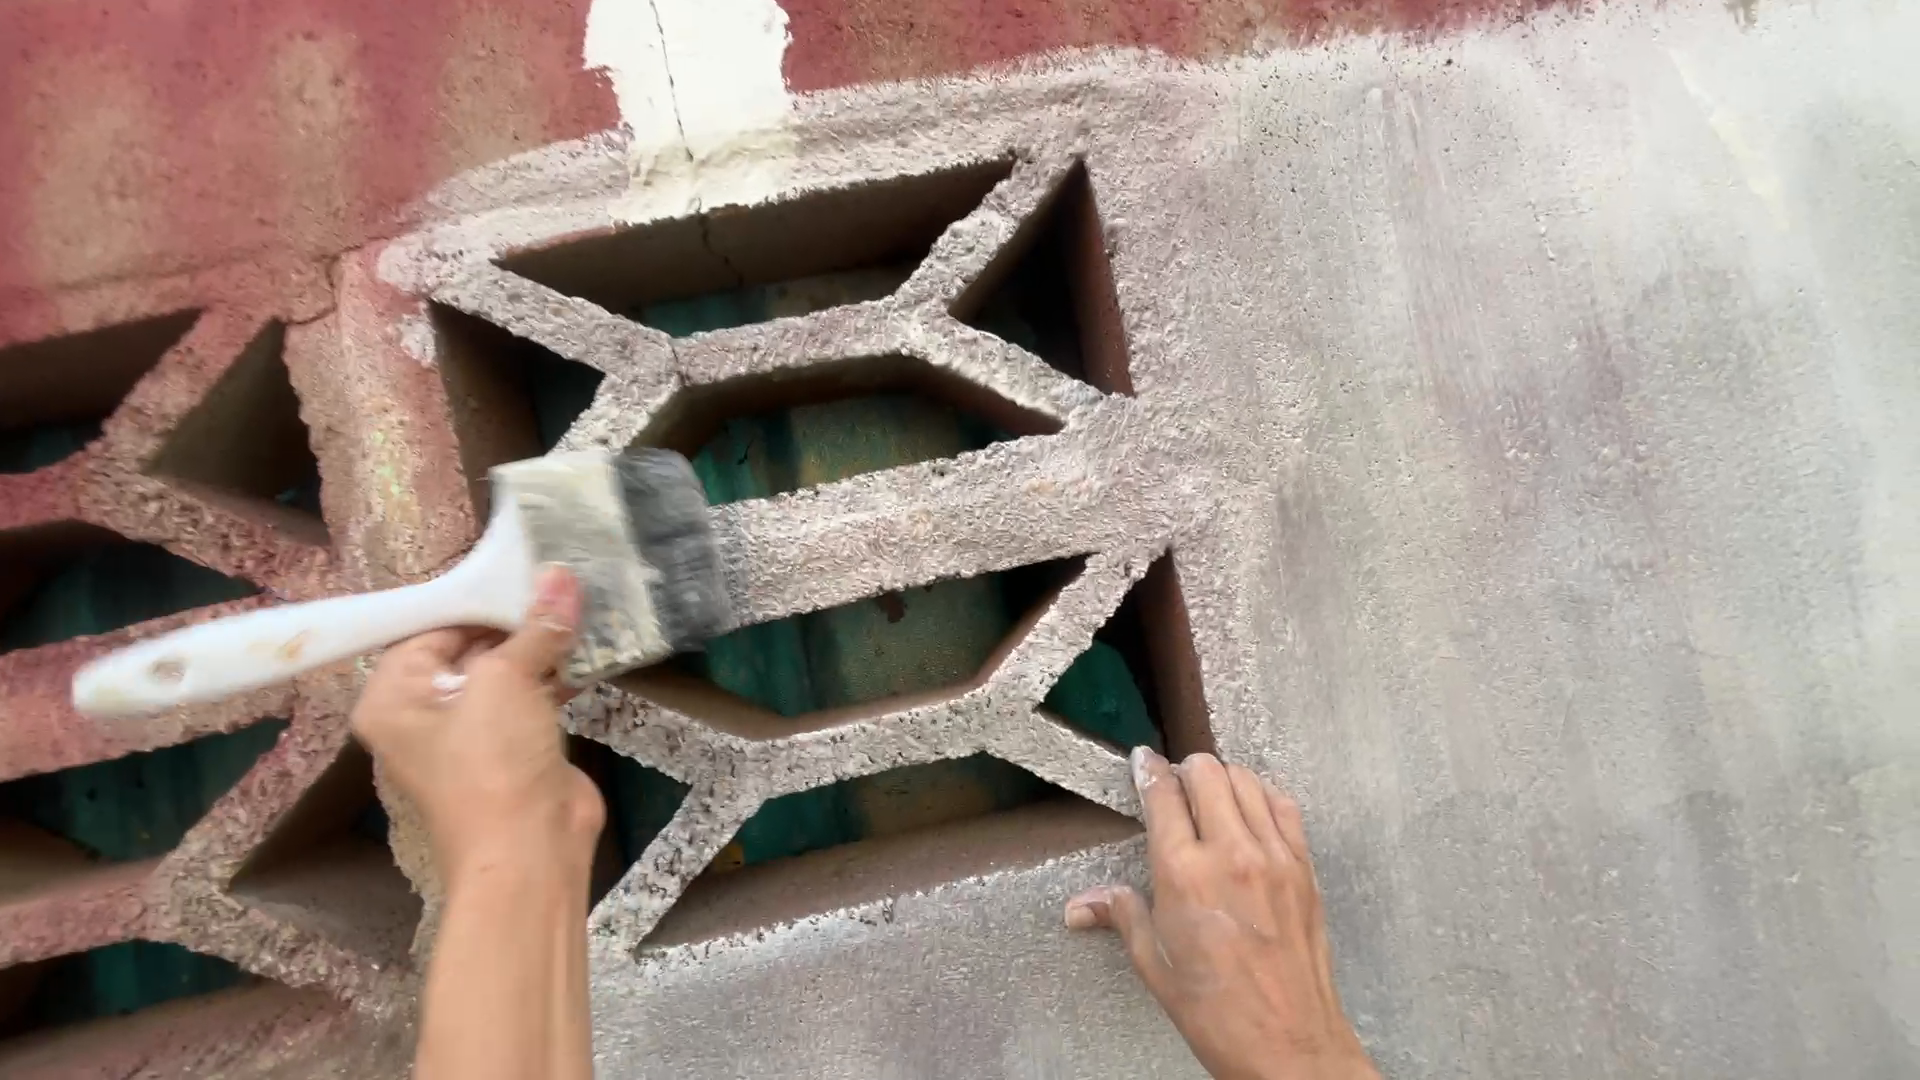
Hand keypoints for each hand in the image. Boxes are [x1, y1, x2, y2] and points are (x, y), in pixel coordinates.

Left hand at [350, 565, 604, 885]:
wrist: (531, 848)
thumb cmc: (493, 763)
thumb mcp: (507, 682)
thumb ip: (536, 627)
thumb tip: (561, 572)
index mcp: (396, 697)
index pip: (432, 627)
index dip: (478, 599)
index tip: (526, 571)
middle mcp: (429, 711)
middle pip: (473, 645)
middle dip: (519, 617)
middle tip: (565, 581)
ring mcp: (477, 729)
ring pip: (510, 669)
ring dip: (546, 643)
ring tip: (585, 603)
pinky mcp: (520, 742)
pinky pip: (537, 692)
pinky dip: (561, 671)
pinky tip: (593, 646)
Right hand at [1065, 748, 1377, 1079]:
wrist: (1293, 1050)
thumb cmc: (1217, 1013)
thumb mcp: (1155, 965)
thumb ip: (1120, 915)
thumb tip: (1078, 906)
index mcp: (1183, 874)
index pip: (1162, 793)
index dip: (1147, 770)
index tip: (1141, 762)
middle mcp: (1230, 853)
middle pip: (1205, 771)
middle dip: (1183, 769)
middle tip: (1174, 787)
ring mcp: (1273, 857)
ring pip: (1245, 778)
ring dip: (1221, 779)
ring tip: (1210, 798)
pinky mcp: (1304, 868)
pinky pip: (1284, 805)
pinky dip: (1262, 796)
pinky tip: (1249, 815)